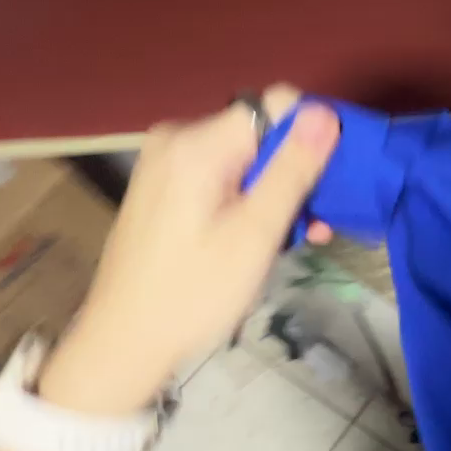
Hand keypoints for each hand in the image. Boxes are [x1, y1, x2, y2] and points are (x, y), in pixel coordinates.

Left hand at [40, 86, 340, 412]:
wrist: (123, 346)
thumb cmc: (195, 292)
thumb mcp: (256, 232)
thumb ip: (292, 168)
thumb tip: (324, 111)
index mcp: (197, 144)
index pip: (275, 104)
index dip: (311, 135)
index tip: (328, 180)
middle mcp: (178, 139)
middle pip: (263, 131)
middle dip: (298, 171)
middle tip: (318, 222)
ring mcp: (167, 162)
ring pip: (248, 156)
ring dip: (280, 191)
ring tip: (302, 235)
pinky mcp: (166, 185)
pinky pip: (226, 173)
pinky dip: (252, 198)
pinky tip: (268, 234)